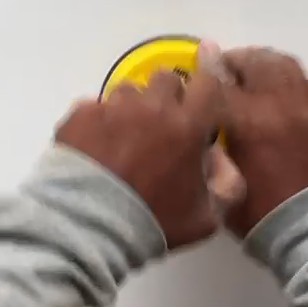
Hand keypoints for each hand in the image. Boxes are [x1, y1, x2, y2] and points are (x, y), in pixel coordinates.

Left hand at [55, 60, 233, 248]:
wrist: (89, 228)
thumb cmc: (152, 223)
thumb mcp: (206, 218)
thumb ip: (226, 183)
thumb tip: (216, 155)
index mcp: (187, 125)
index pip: (207, 83)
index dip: (204, 92)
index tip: (198, 107)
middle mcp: (152, 106)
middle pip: (166, 78)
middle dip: (167, 97)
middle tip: (159, 126)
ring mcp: (113, 107)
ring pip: (128, 91)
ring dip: (130, 108)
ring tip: (121, 138)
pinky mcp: (80, 114)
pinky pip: (93, 107)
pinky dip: (96, 122)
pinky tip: (93, 149)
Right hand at [217, 47, 307, 233]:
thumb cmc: (260, 213)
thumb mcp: (223, 181)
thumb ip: (213, 145)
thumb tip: (207, 119)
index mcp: (248, 122)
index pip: (221, 80)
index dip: (207, 67)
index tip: (200, 59)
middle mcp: (279, 106)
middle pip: (257, 61)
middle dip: (237, 60)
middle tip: (226, 69)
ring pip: (287, 65)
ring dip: (266, 63)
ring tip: (255, 73)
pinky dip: (295, 81)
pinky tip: (287, 94)